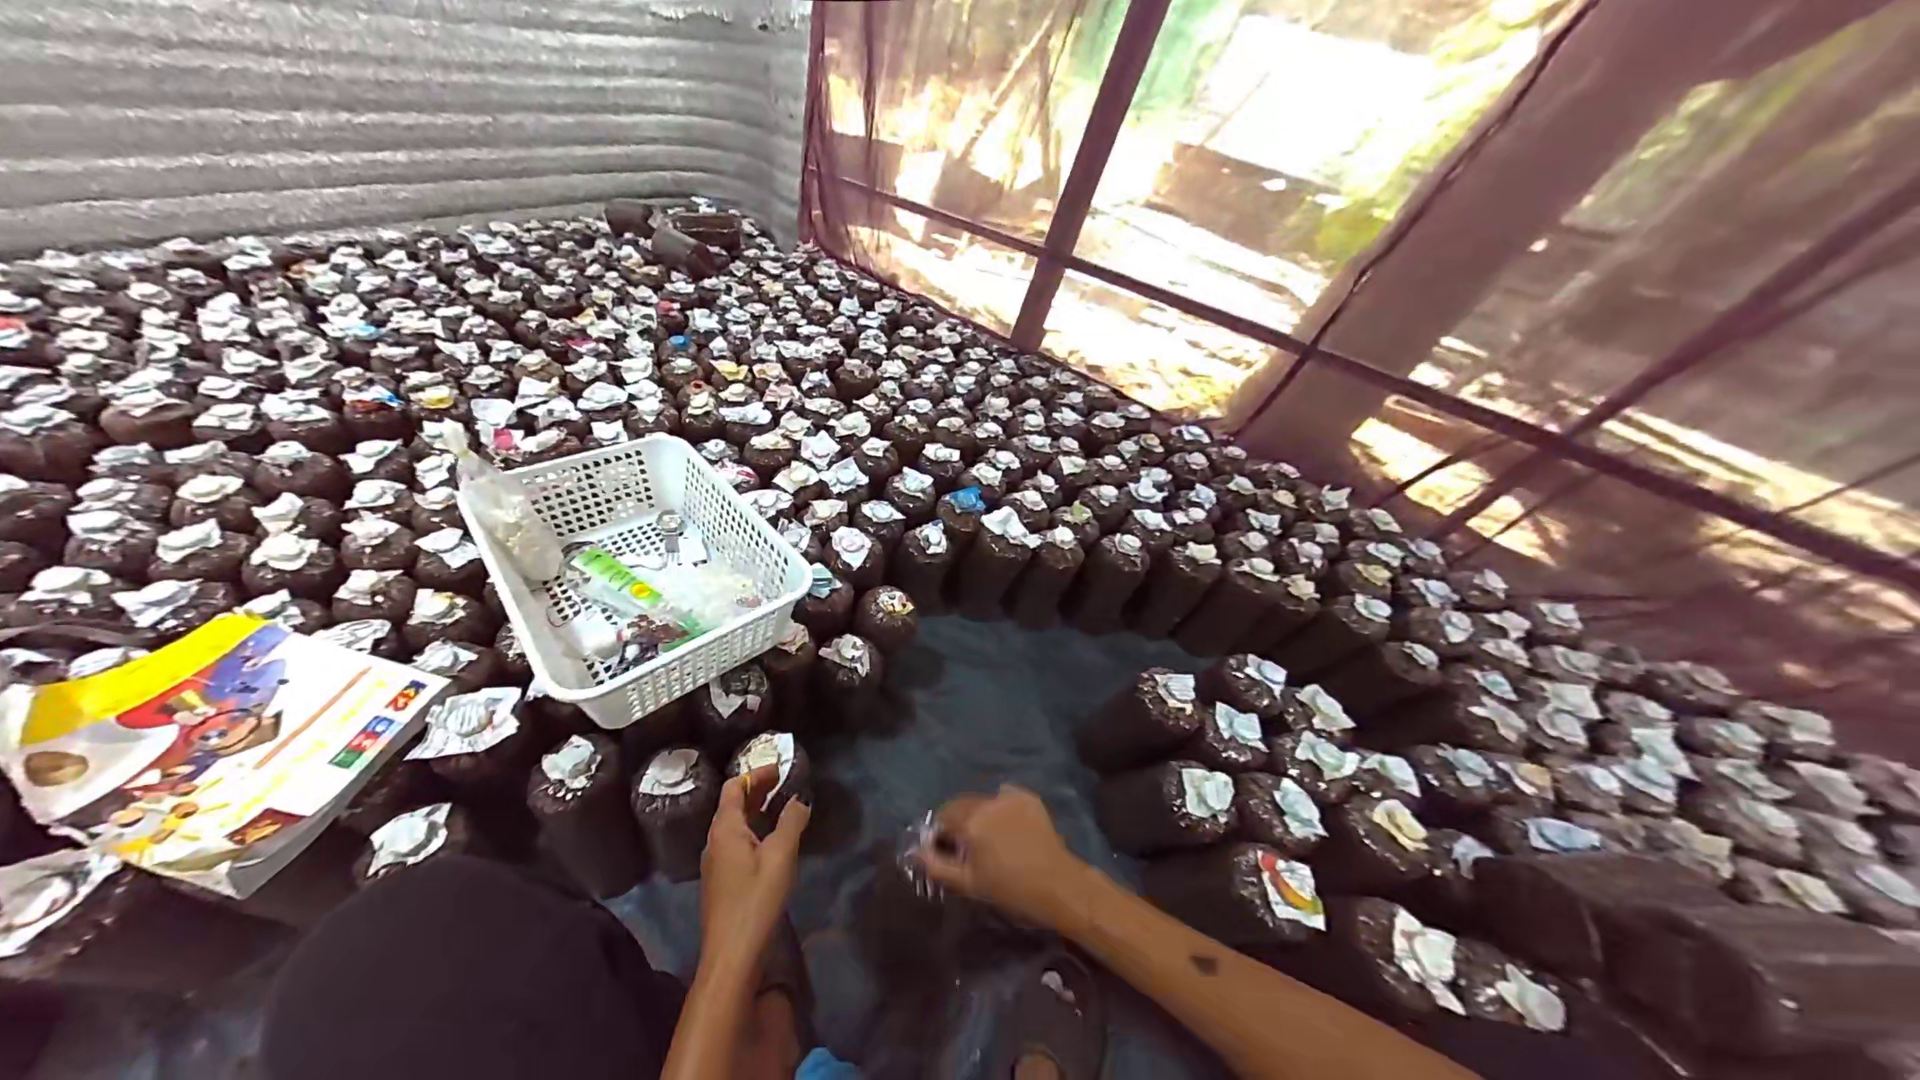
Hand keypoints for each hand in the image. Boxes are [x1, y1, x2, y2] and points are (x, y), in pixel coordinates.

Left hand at [700, 766, 809, 961]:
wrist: (732, 956)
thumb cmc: (756, 899)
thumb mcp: (781, 855)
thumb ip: (792, 822)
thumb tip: (800, 799)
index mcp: (725, 829)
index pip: (734, 787)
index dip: (756, 774)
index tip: (781, 770)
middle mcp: (714, 842)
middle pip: (732, 805)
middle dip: (757, 790)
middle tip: (784, 783)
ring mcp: (715, 864)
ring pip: (734, 825)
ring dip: (756, 810)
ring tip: (782, 806)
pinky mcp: (721, 882)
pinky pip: (736, 843)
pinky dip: (754, 830)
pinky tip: (772, 841)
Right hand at [916, 784, 1093, 927]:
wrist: (1057, 885)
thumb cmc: (1009, 888)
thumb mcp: (968, 883)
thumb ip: (936, 865)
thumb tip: (915, 851)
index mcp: (971, 822)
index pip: (943, 816)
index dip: (942, 833)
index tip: (949, 849)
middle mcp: (988, 802)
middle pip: (962, 804)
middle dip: (960, 821)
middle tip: (970, 846)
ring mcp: (1010, 797)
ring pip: (983, 800)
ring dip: (980, 814)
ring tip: (991, 838)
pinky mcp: (1028, 797)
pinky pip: (1004, 796)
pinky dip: (1000, 808)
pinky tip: (1008, 827)